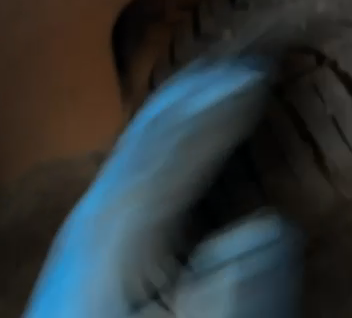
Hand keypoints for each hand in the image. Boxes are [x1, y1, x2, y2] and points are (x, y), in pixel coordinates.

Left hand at [25, 58, 299, 317]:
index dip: (217, 105)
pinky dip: (166, 138)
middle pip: (145, 138)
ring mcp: (88, 236)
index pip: (171, 150)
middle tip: (247, 60)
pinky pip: (136, 168)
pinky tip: (182, 139)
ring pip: (137, 149)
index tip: (259, 71)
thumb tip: (263, 225)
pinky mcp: (93, 252)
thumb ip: (235, 289)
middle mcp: (95, 221)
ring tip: (219, 82)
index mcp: (116, 237)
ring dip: (182, 109)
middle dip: (197, 94)